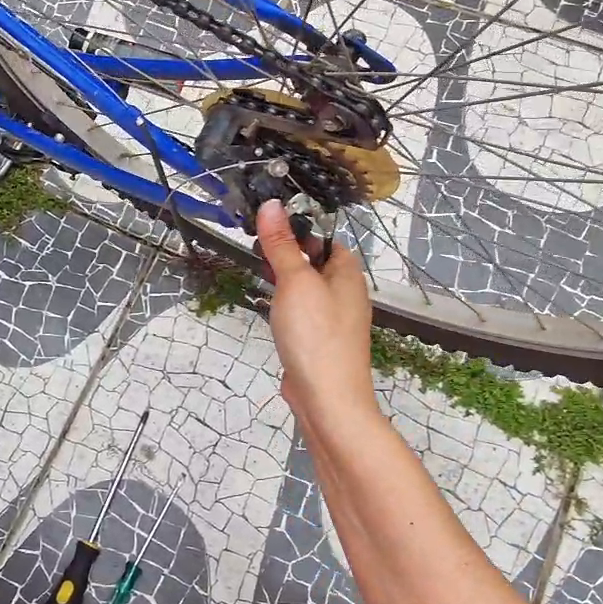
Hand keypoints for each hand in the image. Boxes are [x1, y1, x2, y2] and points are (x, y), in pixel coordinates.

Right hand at [255, 199, 376, 422]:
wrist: (327, 398)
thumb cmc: (315, 334)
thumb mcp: (295, 281)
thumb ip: (282, 245)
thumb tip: (271, 204)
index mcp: (348, 274)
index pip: (324, 239)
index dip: (298, 229)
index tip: (265, 226)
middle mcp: (345, 293)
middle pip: (313, 262)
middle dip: (285, 254)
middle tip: (254, 249)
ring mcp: (333, 319)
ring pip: (305, 287)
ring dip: (282, 279)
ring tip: (257, 274)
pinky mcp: (319, 340)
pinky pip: (301, 311)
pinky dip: (283, 305)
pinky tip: (267, 309)